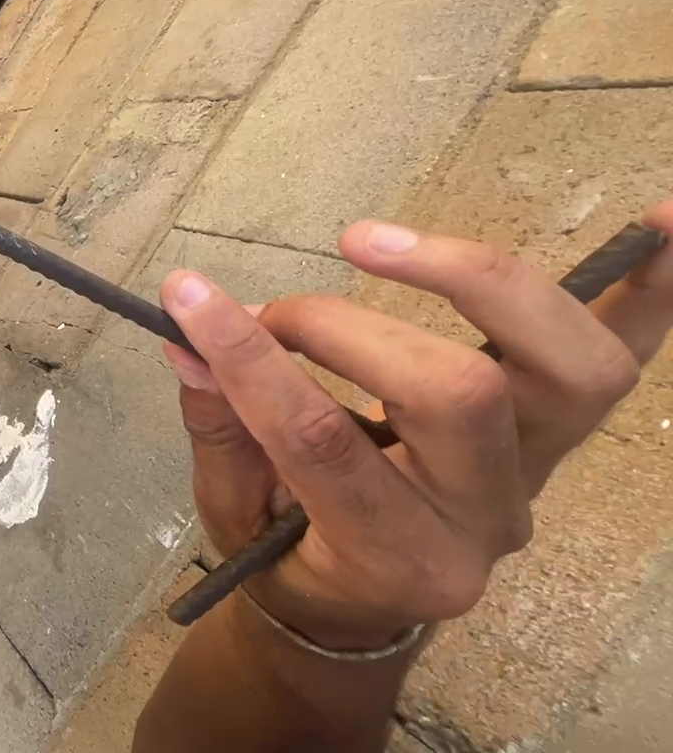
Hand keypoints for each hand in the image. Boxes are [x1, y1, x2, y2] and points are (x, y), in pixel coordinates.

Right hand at [157, 202, 672, 648]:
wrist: (364, 594)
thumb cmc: (283, 552)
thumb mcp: (229, 507)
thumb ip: (217, 424)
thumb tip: (187, 342)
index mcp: (392, 552)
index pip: (319, 437)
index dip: (249, 356)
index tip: (186, 292)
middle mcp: (489, 515)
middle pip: (450, 391)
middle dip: (332, 327)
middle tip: (265, 314)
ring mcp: (541, 471)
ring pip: (568, 368)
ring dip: (473, 281)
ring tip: (366, 242)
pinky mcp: (560, 435)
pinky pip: (630, 355)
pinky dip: (652, 289)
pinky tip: (662, 217)